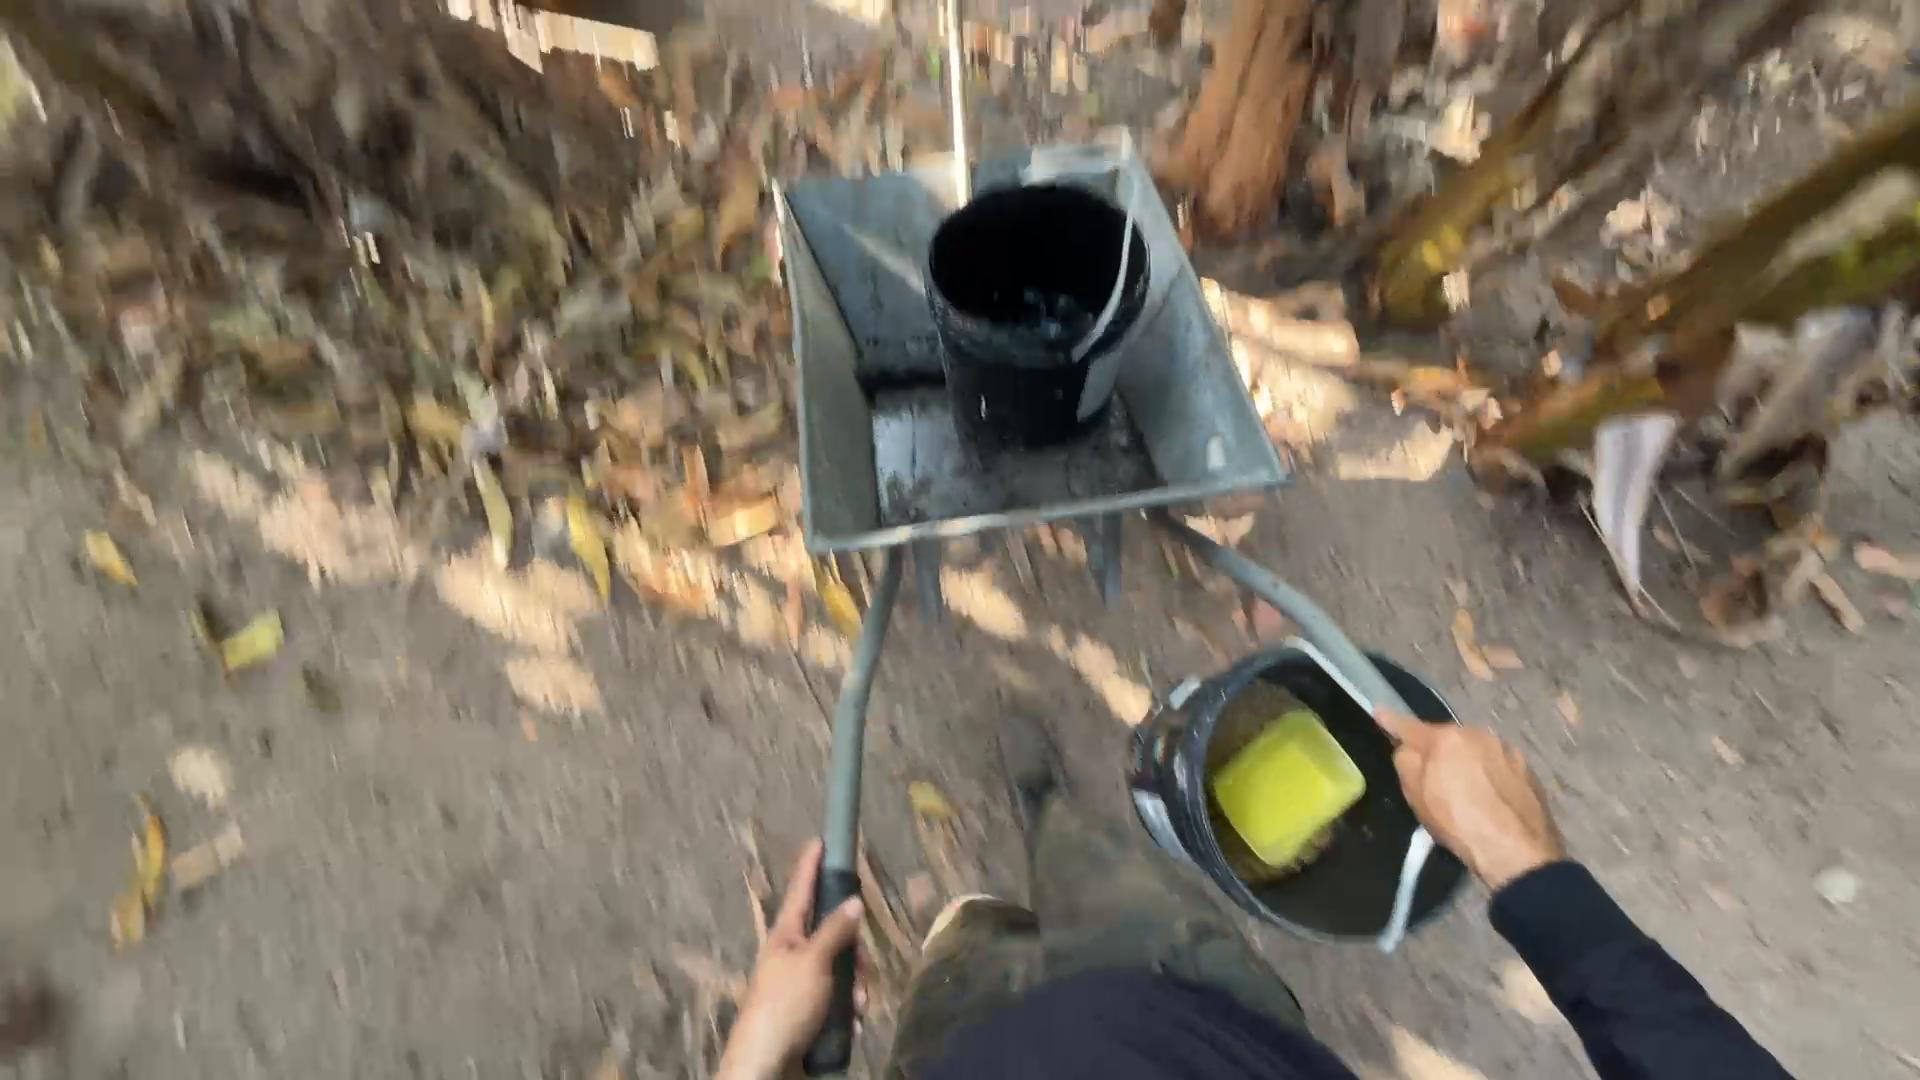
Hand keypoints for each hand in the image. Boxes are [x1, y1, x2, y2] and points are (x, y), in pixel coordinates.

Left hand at [717, 840, 863, 1079]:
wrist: (764, 1070)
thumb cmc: (783, 1007)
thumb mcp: (813, 962)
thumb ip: (836, 930)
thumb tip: (854, 902)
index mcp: (787, 934)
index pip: (802, 889)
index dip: (811, 864)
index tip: (819, 840)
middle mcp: (794, 953)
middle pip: (833, 932)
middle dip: (854, 950)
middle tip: (861, 966)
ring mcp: (801, 983)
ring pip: (842, 967)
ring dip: (856, 986)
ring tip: (858, 1006)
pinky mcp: (809, 1011)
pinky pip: (840, 998)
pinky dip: (850, 1008)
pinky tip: (854, 1023)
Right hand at [1374, 709, 1565, 890]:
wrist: (1519, 853)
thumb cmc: (1457, 821)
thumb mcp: (1415, 793)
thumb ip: (1405, 760)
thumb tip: (1408, 747)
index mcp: (1446, 737)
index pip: (1409, 725)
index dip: (1390, 720)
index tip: (1378, 712)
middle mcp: (1478, 735)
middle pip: (1447, 738)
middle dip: (1436, 749)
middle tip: (1431, 772)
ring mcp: (1508, 751)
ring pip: (1474, 750)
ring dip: (1465, 760)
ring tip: (1464, 787)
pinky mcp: (1530, 771)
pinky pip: (1497, 765)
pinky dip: (1489, 774)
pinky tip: (1489, 796)